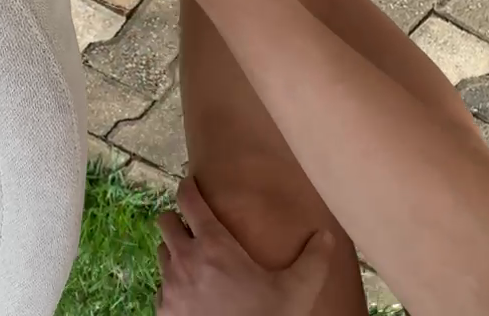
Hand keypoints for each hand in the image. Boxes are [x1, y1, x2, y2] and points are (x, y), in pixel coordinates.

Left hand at [156, 178, 338, 315]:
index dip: (188, 187)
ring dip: (175, 253)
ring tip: (196, 265)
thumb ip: (313, 261)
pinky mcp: (163, 310)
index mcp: (213, 245)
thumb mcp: (296, 293)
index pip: (187, 198)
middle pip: (166, 220)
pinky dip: (173, 285)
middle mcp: (185, 258)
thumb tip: (327, 234)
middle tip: (195, 230)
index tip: (193, 184)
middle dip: (178, 221)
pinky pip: (161, 286)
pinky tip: (193, 296)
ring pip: (162, 252)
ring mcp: (170, 285)